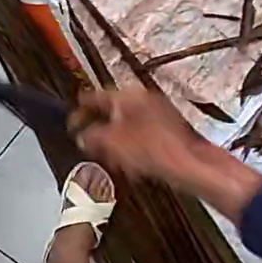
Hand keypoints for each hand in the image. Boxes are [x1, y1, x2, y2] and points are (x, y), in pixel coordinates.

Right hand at [73, 86, 261, 219]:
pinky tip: (128, 164)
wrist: (191, 166)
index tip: (70, 119)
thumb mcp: (111, 142)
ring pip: (125, 126)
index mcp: (128, 96)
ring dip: (113, 141)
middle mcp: (143, 100)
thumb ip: (90, 137)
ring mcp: (158, 115)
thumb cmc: (152, 150)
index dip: (79, 109)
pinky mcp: (167, 132)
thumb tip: (82, 136)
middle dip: (97, 129)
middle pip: (110, 112)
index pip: (94, 97)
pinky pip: (139, 136)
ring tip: (107, 157)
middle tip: (87, 143)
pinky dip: (129, 148)